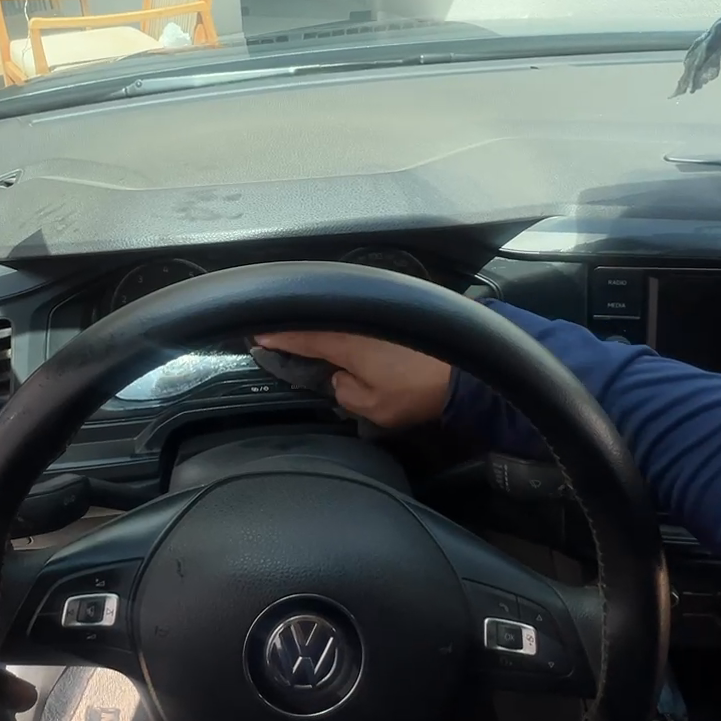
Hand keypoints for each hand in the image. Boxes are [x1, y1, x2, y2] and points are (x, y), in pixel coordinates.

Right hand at [252, 332, 452, 428]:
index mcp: (344, 342)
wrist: (463, 369)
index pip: (300, 338)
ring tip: (303, 331)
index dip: (277, 338)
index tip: (258, 336)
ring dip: (317, 322)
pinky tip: (339, 329)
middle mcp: (354, 322)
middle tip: (274, 333)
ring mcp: (373, 314)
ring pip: (334, 315)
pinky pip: (353, 314)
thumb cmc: (417, 390)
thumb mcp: (374, 407)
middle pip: (315, 321)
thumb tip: (336, 380)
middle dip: (293, 326)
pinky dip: (340, 319)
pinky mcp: (390, 312)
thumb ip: (345, 393)